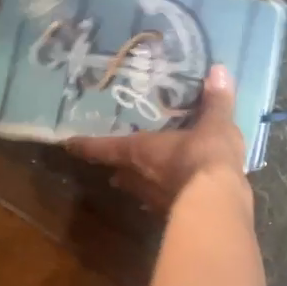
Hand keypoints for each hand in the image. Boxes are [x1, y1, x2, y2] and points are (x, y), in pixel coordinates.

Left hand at [66, 64, 246, 210]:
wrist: (217, 203)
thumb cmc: (204, 156)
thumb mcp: (216, 123)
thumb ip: (216, 100)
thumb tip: (218, 70)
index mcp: (140, 151)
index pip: (105, 147)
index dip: (86, 145)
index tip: (68, 144)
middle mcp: (139, 177)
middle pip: (119, 171)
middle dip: (118, 167)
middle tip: (119, 161)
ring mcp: (154, 200)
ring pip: (138, 190)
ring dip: (140, 183)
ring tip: (147, 176)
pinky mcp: (172, 215)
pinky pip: (162, 202)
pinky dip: (167, 196)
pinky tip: (177, 193)